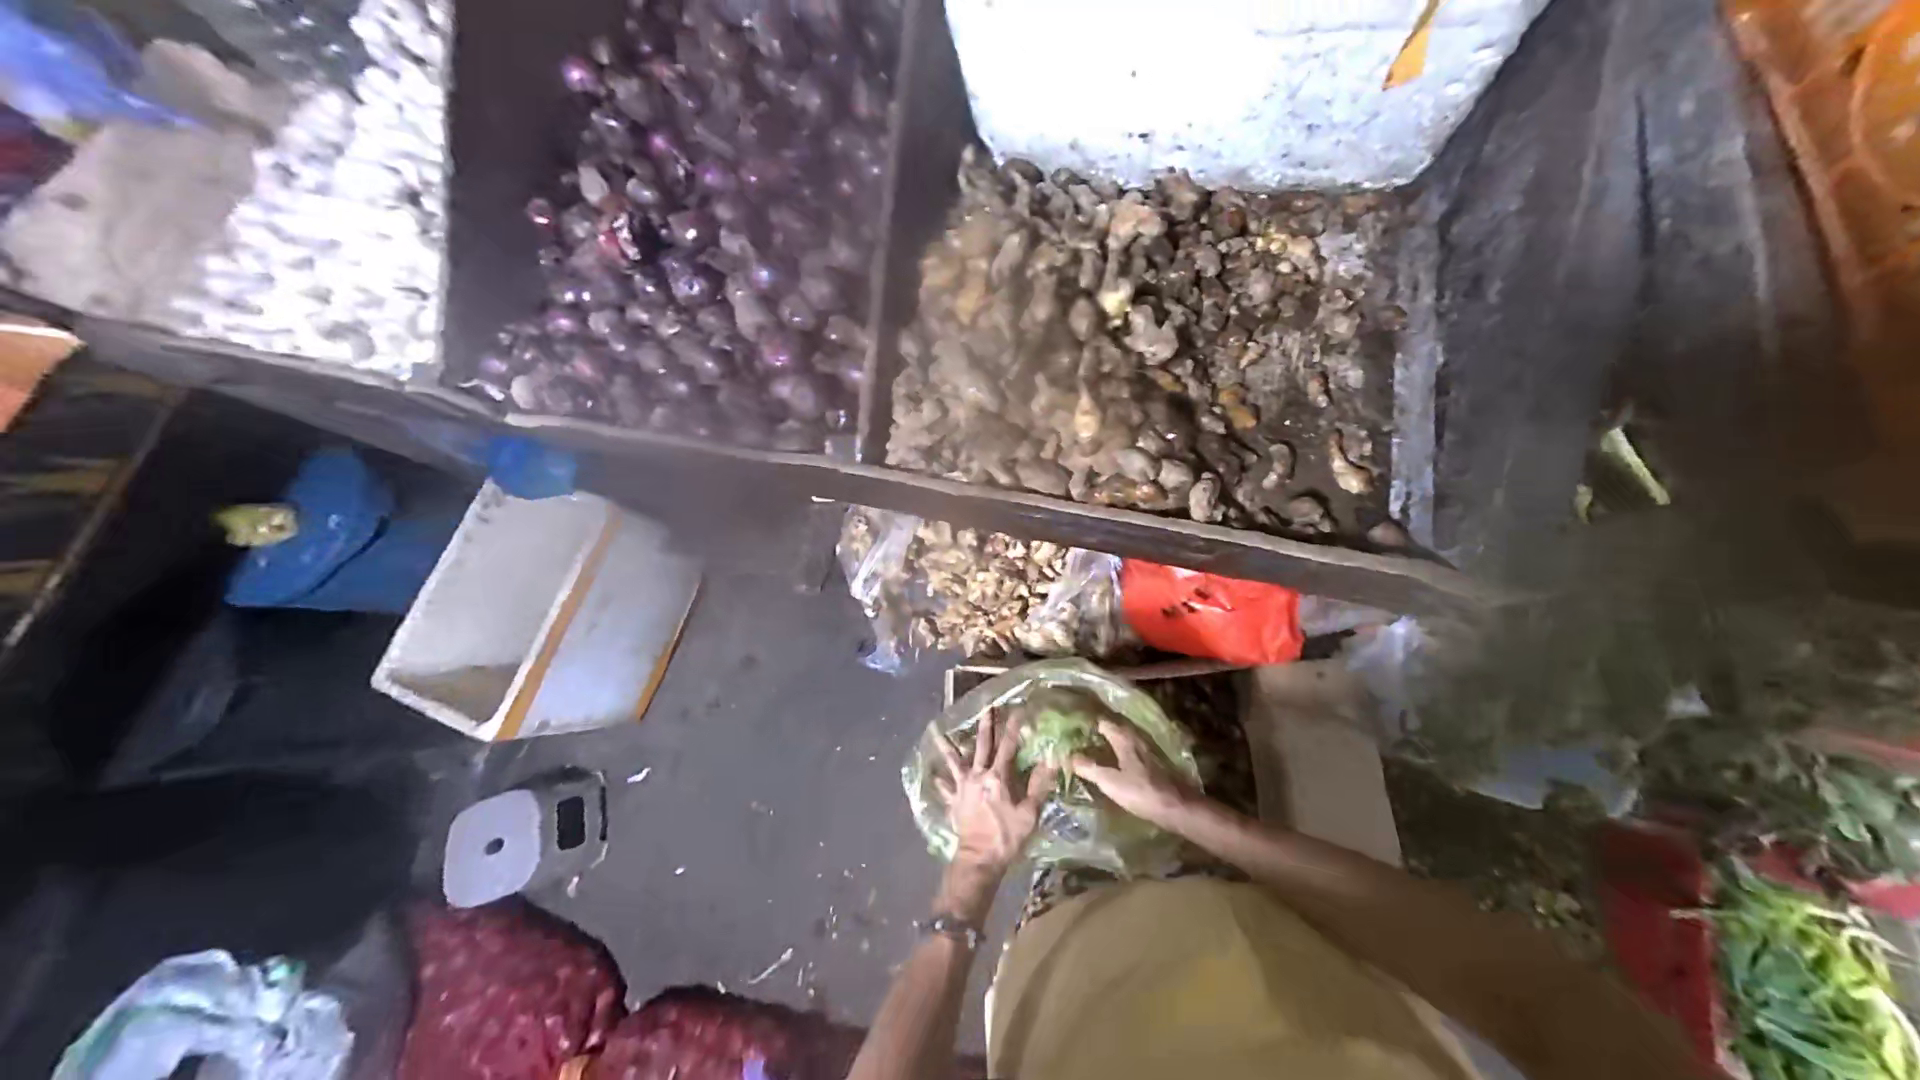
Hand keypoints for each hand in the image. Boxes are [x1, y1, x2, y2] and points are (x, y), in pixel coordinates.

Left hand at [934, 708, 1058, 876]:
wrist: (979, 858)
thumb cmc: (1007, 836)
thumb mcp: (1029, 813)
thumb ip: (1039, 786)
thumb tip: (1051, 761)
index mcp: (998, 777)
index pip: (1008, 746)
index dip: (1014, 727)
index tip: (1018, 710)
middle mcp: (977, 775)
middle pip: (982, 745)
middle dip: (986, 725)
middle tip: (987, 707)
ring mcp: (962, 787)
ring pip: (954, 761)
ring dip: (948, 745)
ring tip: (937, 731)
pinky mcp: (953, 800)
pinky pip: (944, 787)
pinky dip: (939, 779)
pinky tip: (932, 774)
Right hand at [1071, 718, 1199, 828]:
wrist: (1178, 807)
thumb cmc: (1141, 792)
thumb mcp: (1110, 782)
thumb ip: (1089, 767)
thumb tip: (1069, 756)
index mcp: (1124, 737)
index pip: (1103, 721)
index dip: (1089, 723)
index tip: (1073, 729)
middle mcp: (1137, 737)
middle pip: (1115, 728)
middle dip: (1099, 732)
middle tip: (1081, 739)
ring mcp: (1148, 749)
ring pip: (1125, 739)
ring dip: (1111, 742)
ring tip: (1094, 749)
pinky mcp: (1155, 762)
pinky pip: (1133, 750)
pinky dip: (1121, 752)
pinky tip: (1115, 762)